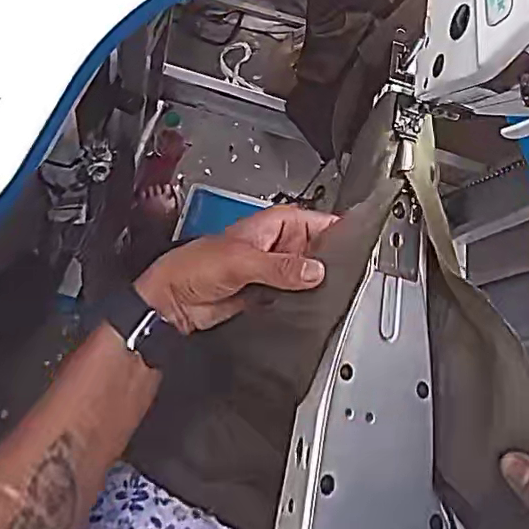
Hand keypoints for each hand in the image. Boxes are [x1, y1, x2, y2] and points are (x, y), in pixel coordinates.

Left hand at [132, 205, 336, 332]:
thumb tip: (315, 270)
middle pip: (318, 250)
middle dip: (329, 262)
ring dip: (316, 284)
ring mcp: (275, 270)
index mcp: (276, 223)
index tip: (356, 245)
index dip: (337, 231)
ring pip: (308, 275)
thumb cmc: (194, 266)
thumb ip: (281, 266)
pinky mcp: (270, 294)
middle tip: (346, 274)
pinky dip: (304, 301)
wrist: (171, 302)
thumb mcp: (242, 260)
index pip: (318, 221)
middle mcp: (279, 244)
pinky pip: (296, 296)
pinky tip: (312, 307)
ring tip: (332, 292)